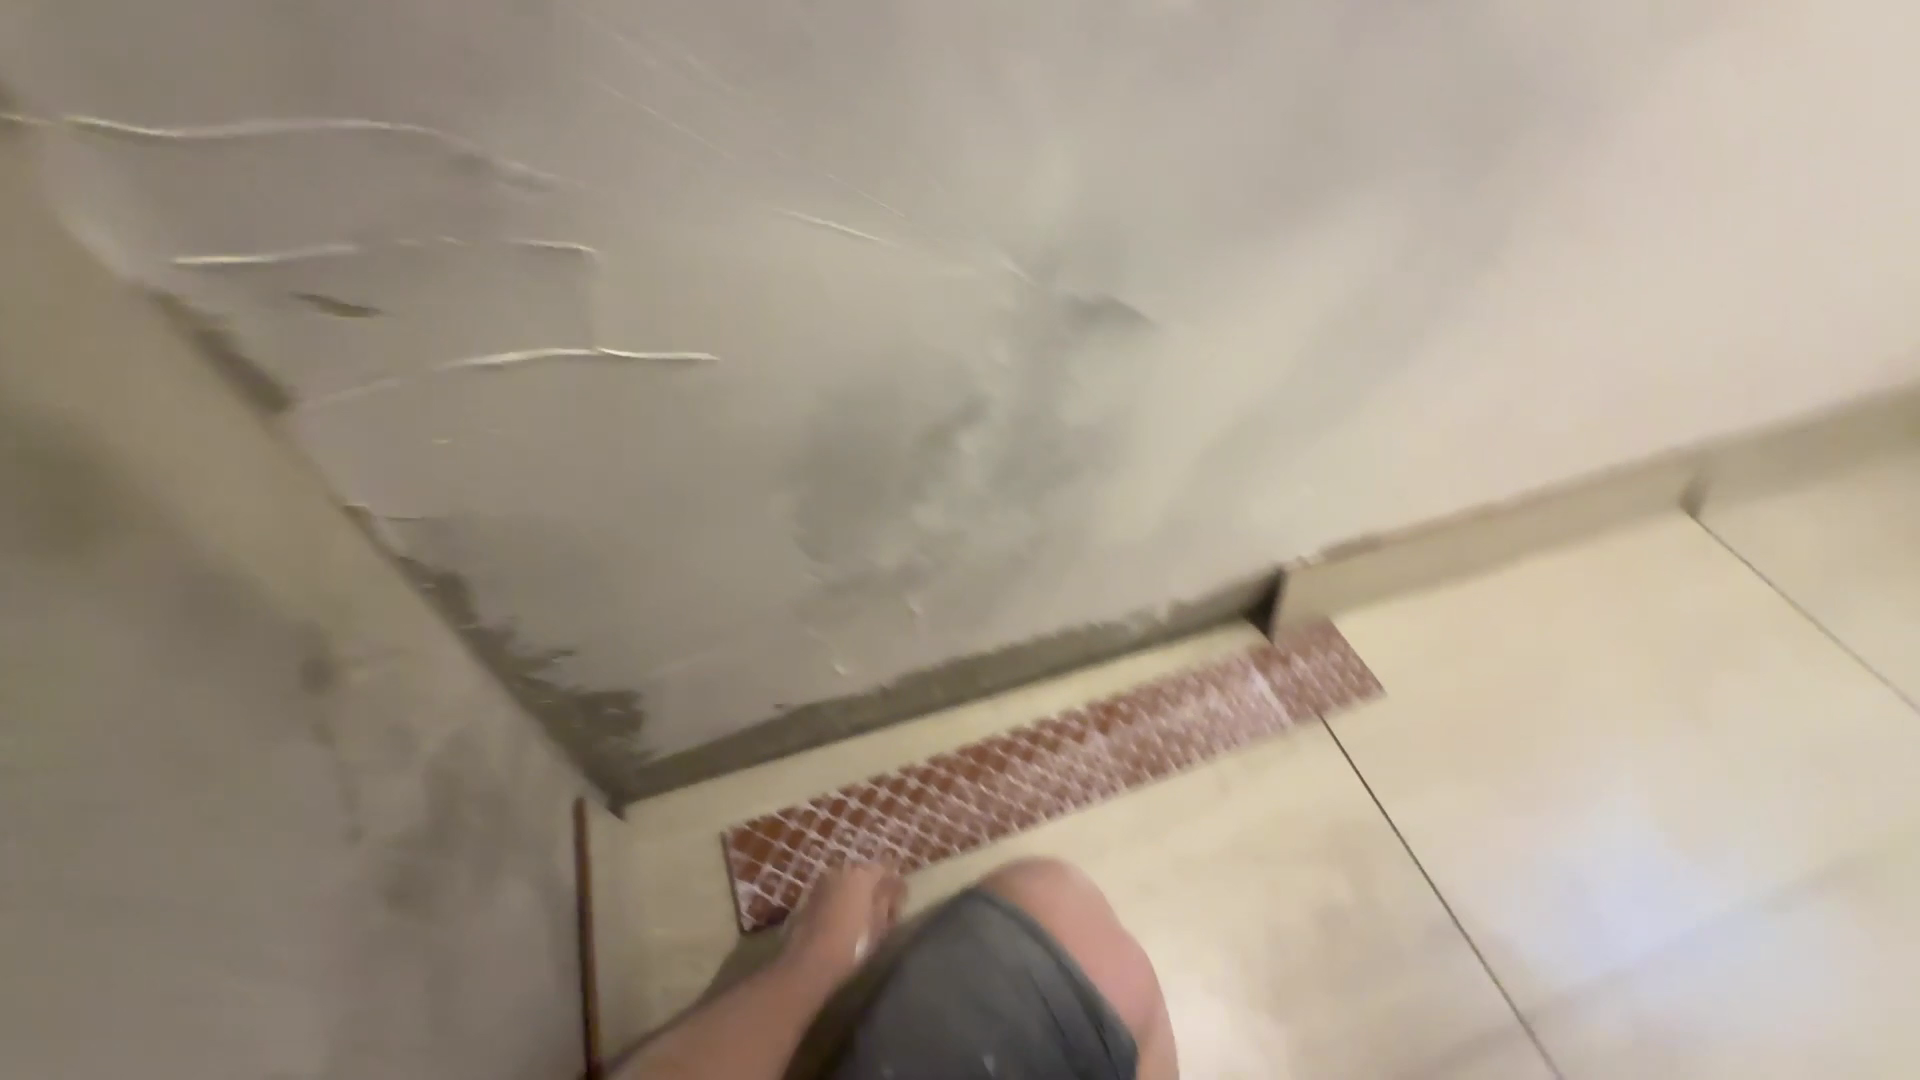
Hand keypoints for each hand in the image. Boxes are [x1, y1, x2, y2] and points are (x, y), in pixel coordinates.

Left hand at [778, 862, 906, 989]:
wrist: (809, 962)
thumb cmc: (852, 943)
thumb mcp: (879, 925)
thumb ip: (888, 903)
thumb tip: (894, 891)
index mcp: (862, 874)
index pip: (884, 869)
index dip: (894, 882)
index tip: (902, 896)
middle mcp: (841, 870)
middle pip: (863, 873)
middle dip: (873, 886)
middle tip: (883, 905)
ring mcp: (822, 882)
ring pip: (846, 882)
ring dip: (855, 892)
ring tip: (862, 913)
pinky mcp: (809, 897)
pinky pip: (832, 892)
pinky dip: (840, 900)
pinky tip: (843, 918)